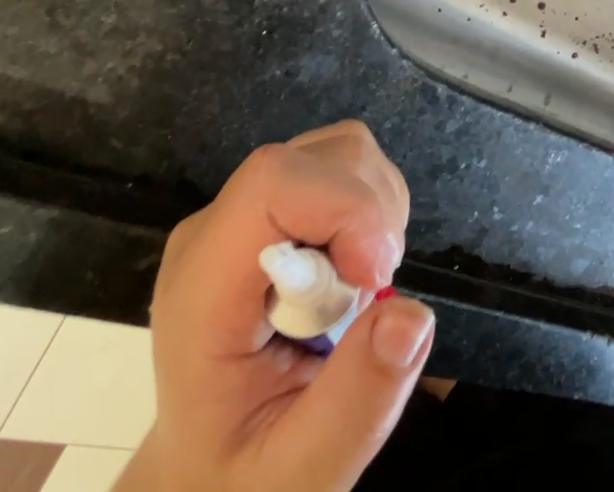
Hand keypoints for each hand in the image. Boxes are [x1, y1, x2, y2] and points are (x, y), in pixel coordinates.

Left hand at [128, 120, 435, 491]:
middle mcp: (217, 234)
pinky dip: (376, 207)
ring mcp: (243, 216)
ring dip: (378, 211)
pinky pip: (344, 168)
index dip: (346, 210)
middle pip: (315, 160)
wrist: (203, 471)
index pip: (272, 184)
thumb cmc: (240, 477)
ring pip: (337, 153)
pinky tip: (359, 269)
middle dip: (372, 217)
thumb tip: (411, 314)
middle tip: (372, 295)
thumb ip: (356, 402)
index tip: (377, 279)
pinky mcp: (274, 212)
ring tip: (364, 287)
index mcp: (204, 290)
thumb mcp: (301, 471)